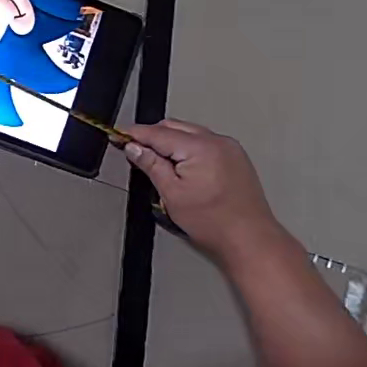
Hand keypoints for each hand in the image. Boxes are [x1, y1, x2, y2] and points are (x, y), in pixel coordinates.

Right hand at [121, 119, 282, 262]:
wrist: (249, 238)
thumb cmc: (215, 222)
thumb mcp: (171, 194)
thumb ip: (151, 165)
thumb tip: (134, 148)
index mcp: (200, 148)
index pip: (158, 133)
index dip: (134, 134)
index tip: (118, 135)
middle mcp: (217, 141)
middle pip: (174, 127)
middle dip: (151, 136)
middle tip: (132, 149)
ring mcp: (229, 148)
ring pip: (189, 133)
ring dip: (170, 141)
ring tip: (154, 160)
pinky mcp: (235, 157)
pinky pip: (204, 142)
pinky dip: (187, 147)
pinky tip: (178, 164)